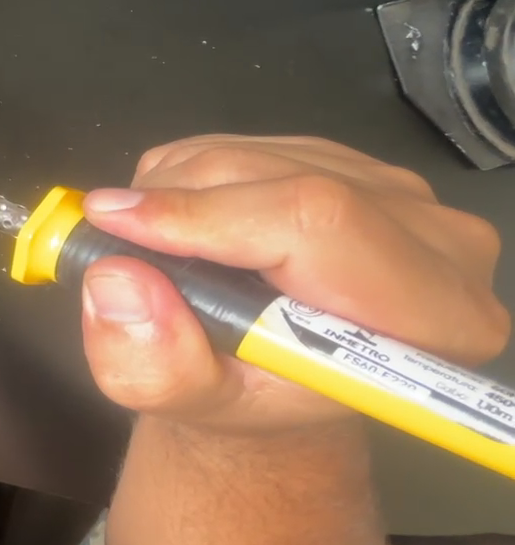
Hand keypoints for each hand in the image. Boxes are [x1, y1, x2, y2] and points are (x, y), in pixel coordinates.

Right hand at [76, 135, 506, 435]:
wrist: (260, 373)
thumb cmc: (234, 395)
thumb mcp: (176, 401)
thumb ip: (152, 361)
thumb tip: (118, 279)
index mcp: (419, 319)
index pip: (316, 223)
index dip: (202, 214)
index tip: (111, 223)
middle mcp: (435, 246)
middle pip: (278, 179)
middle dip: (170, 201)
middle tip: (113, 242)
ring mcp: (393, 194)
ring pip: (247, 155)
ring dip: (166, 188)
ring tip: (150, 244)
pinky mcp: (345, 164)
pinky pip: (235, 143)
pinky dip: (177, 174)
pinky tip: (178, 220)